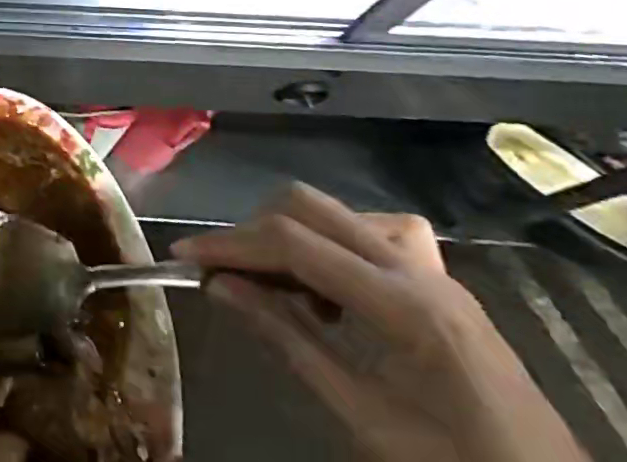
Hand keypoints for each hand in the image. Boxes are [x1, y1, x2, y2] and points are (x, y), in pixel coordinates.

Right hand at [175, 184, 589, 461]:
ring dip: (292, 235)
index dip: (229, 243)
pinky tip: (329, 291)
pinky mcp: (442, 282)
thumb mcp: (364, 418)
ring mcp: (436, 271)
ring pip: (338, 213)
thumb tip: (219, 287)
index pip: (293, 243)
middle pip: (311, 207)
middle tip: (224, 270)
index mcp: (405, 306)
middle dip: (254, 230)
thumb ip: (288, 340)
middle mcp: (420, 270)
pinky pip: (372, 233)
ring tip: (279, 288)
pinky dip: (331, 245)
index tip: (184, 256)